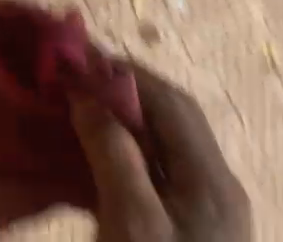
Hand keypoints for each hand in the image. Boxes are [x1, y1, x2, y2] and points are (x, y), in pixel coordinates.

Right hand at [71, 64, 250, 241]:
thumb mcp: (131, 222)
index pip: (171, 103)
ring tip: (70, 108)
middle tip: (67, 80)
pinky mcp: (184, 231)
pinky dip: (119, 149)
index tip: (73, 58)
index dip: (124, 72)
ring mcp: (203, 212)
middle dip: (120, 91)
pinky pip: (152, 171)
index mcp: (211, 182)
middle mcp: (214, 189)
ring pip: (161, 144)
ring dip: (118, 118)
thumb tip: (87, 91)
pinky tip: (87, 153)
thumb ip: (112, 151)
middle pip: (170, 119)